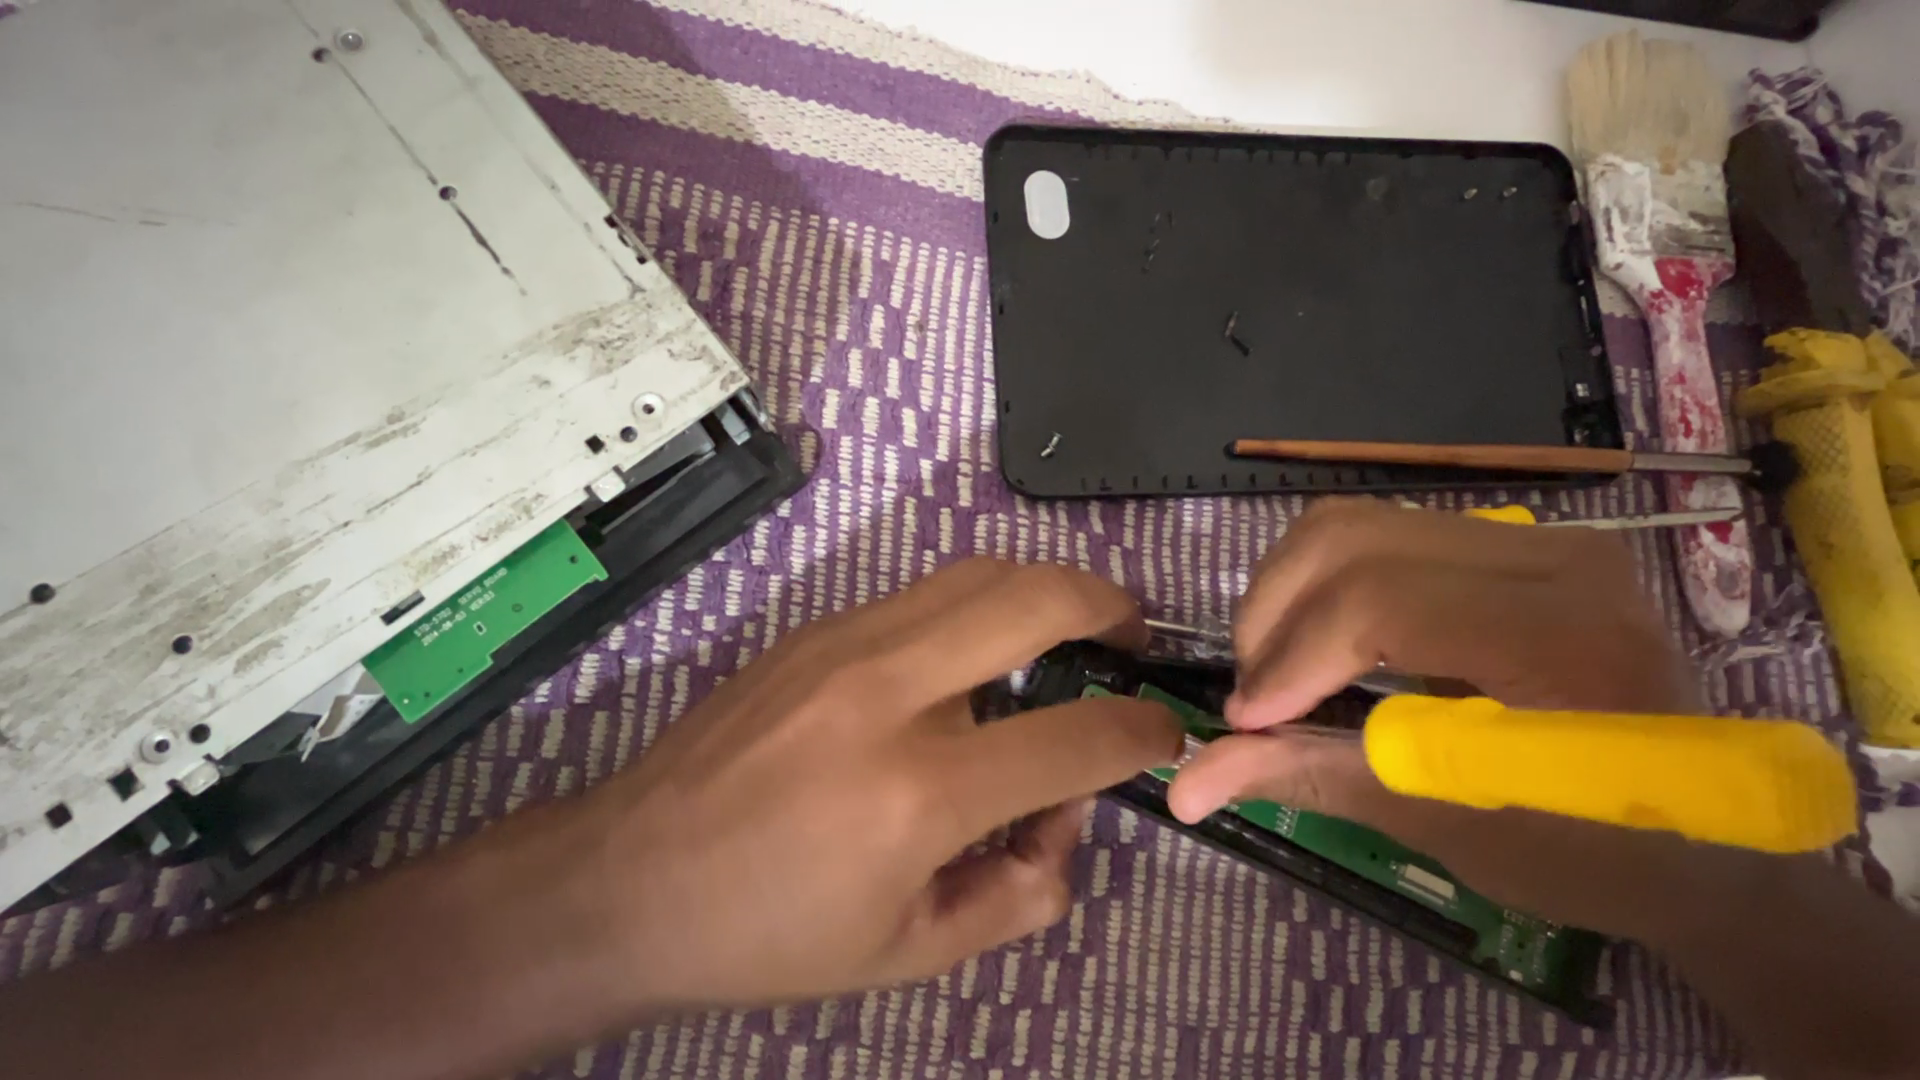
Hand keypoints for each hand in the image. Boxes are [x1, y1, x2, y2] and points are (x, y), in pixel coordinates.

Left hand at [585, 558, 1181, 1010]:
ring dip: (1044, 590)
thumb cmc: (770, 931)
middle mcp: (890, 691)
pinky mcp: (815, 629)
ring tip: (1065, 630)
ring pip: (979, 572)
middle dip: (1110, 605)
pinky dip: (978, 605)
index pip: (1074, 738)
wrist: (628, 877)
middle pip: (1035, 597)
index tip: (1161, 730)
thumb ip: (1020, 891)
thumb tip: (1065, 817)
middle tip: (1131, 638)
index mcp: (919, 793)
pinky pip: (924, 591)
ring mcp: (846, 642)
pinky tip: (973, 655)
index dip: (1140, 732)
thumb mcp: (911, 952)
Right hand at [1165, 498, 1770, 941]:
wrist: (1701, 835)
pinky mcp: (1505, 542)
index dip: (1290, 658)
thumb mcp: (1446, 825)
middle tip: (1252, 693)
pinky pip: (1375, 530)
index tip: (1242, 724)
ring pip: (1351, 522)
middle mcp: (1552, 558)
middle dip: (1271, 616)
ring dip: (1284, 591)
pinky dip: (1318, 580)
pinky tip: (1315, 639)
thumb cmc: (1589, 851)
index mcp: (1565, 637)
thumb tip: (1184, 788)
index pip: (1380, 603)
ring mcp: (1532, 538)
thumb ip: (1310, 779)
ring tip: (1272, 664)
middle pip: (1349, 540)